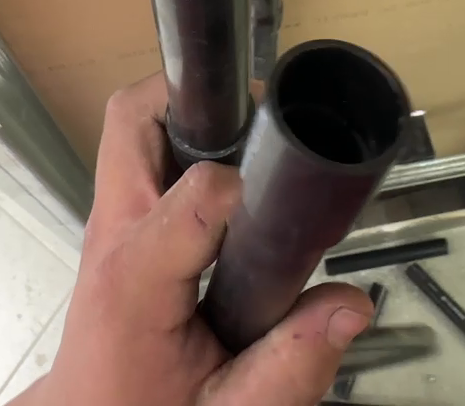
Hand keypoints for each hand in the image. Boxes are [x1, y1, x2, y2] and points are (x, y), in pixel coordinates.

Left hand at [14, 73, 374, 405]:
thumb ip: (290, 366)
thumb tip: (353, 303)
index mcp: (135, 281)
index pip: (188, 199)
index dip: (240, 180)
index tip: (283, 187)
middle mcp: (114, 230)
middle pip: (132, 119)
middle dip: (189, 97)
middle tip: (254, 118)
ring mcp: (110, 217)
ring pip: (133, 124)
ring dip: (185, 112)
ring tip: (248, 134)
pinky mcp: (118, 216)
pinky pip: (142, 149)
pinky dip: (182, 138)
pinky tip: (229, 166)